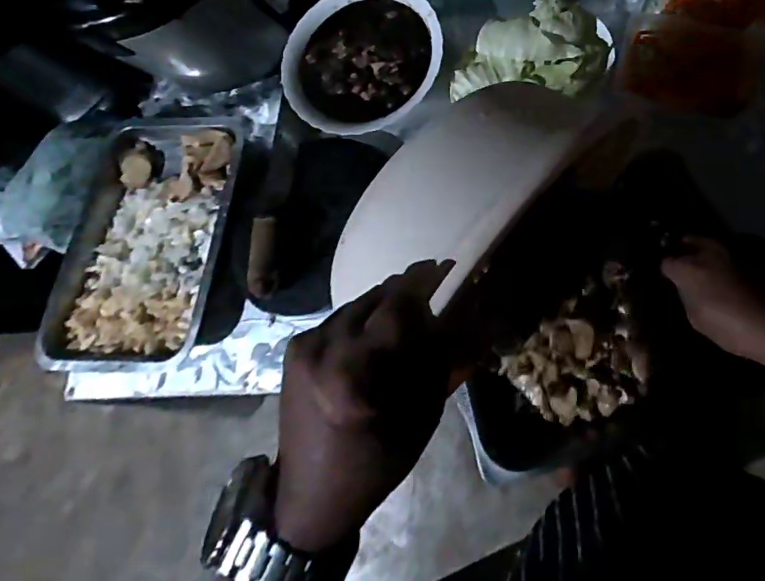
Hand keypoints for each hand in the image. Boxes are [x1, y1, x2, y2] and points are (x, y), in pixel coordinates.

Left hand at [273, 260, 453, 551]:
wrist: (313, 494)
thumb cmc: (378, 458)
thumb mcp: (423, 411)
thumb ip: (444, 353)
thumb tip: (468, 307)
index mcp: (360, 371)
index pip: (401, 301)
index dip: (427, 279)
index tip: (447, 270)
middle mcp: (327, 348)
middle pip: (380, 294)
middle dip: (409, 291)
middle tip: (430, 298)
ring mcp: (307, 343)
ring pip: (361, 301)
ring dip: (385, 306)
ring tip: (400, 324)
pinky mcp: (296, 345)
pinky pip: (342, 316)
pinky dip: (363, 320)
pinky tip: (370, 341)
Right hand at [659, 236, 764, 364]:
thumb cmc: (726, 326)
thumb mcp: (695, 317)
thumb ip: (685, 295)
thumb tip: (684, 285)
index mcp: (688, 267)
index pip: (666, 262)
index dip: (666, 271)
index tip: (668, 279)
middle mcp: (704, 252)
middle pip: (685, 241)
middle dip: (681, 251)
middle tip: (681, 266)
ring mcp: (725, 251)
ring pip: (704, 243)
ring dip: (699, 251)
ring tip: (699, 268)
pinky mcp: (742, 256)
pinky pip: (720, 252)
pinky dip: (714, 258)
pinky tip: (717, 274)